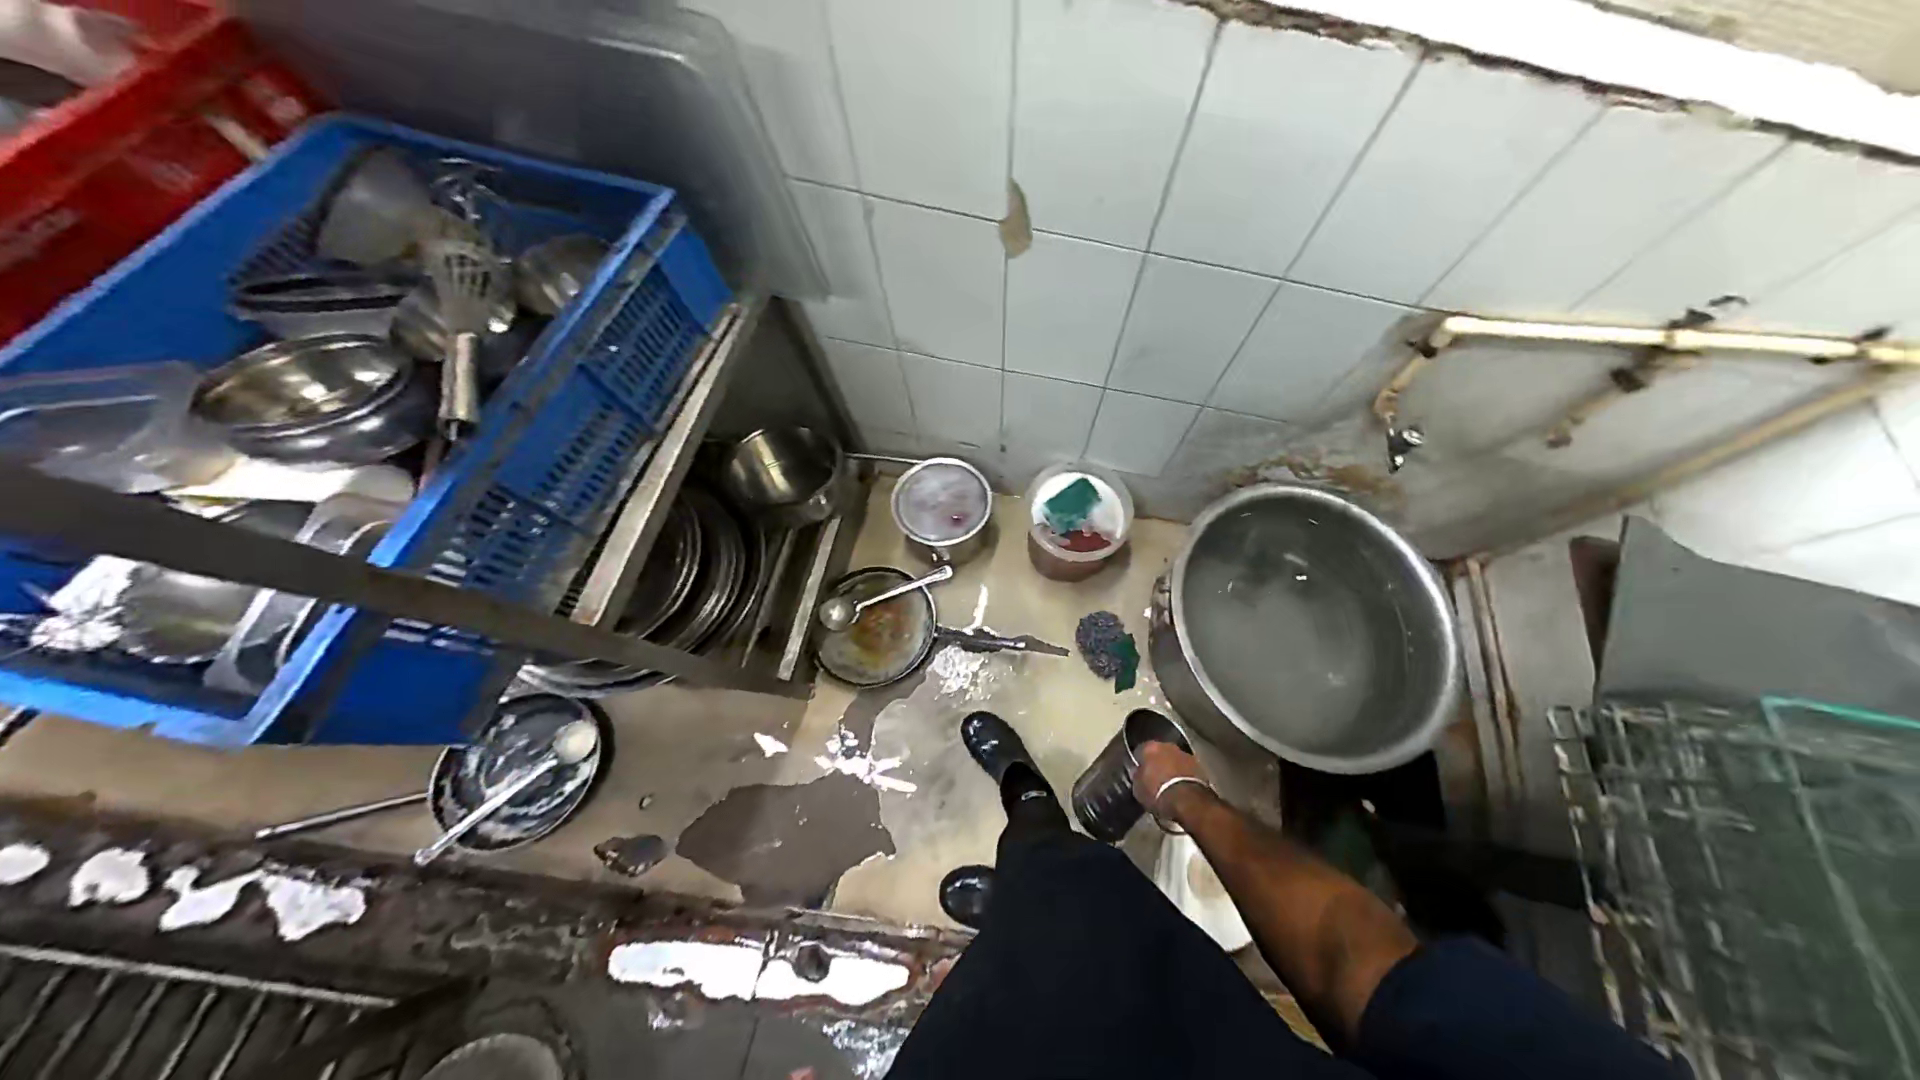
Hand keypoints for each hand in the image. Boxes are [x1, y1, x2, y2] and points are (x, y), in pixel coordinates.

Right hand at [1131, 740, 1211, 824]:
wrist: (1187, 802)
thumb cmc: (1157, 792)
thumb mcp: (1138, 788)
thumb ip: (1138, 776)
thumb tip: (1139, 774)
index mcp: (1150, 748)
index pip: (1142, 750)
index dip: (1141, 762)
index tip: (1141, 771)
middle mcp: (1168, 746)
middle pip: (1161, 752)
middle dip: (1159, 763)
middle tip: (1156, 778)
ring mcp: (1186, 756)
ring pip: (1176, 760)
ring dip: (1174, 769)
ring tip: (1170, 786)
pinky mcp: (1200, 768)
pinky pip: (1188, 770)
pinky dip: (1185, 777)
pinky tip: (1182, 789)